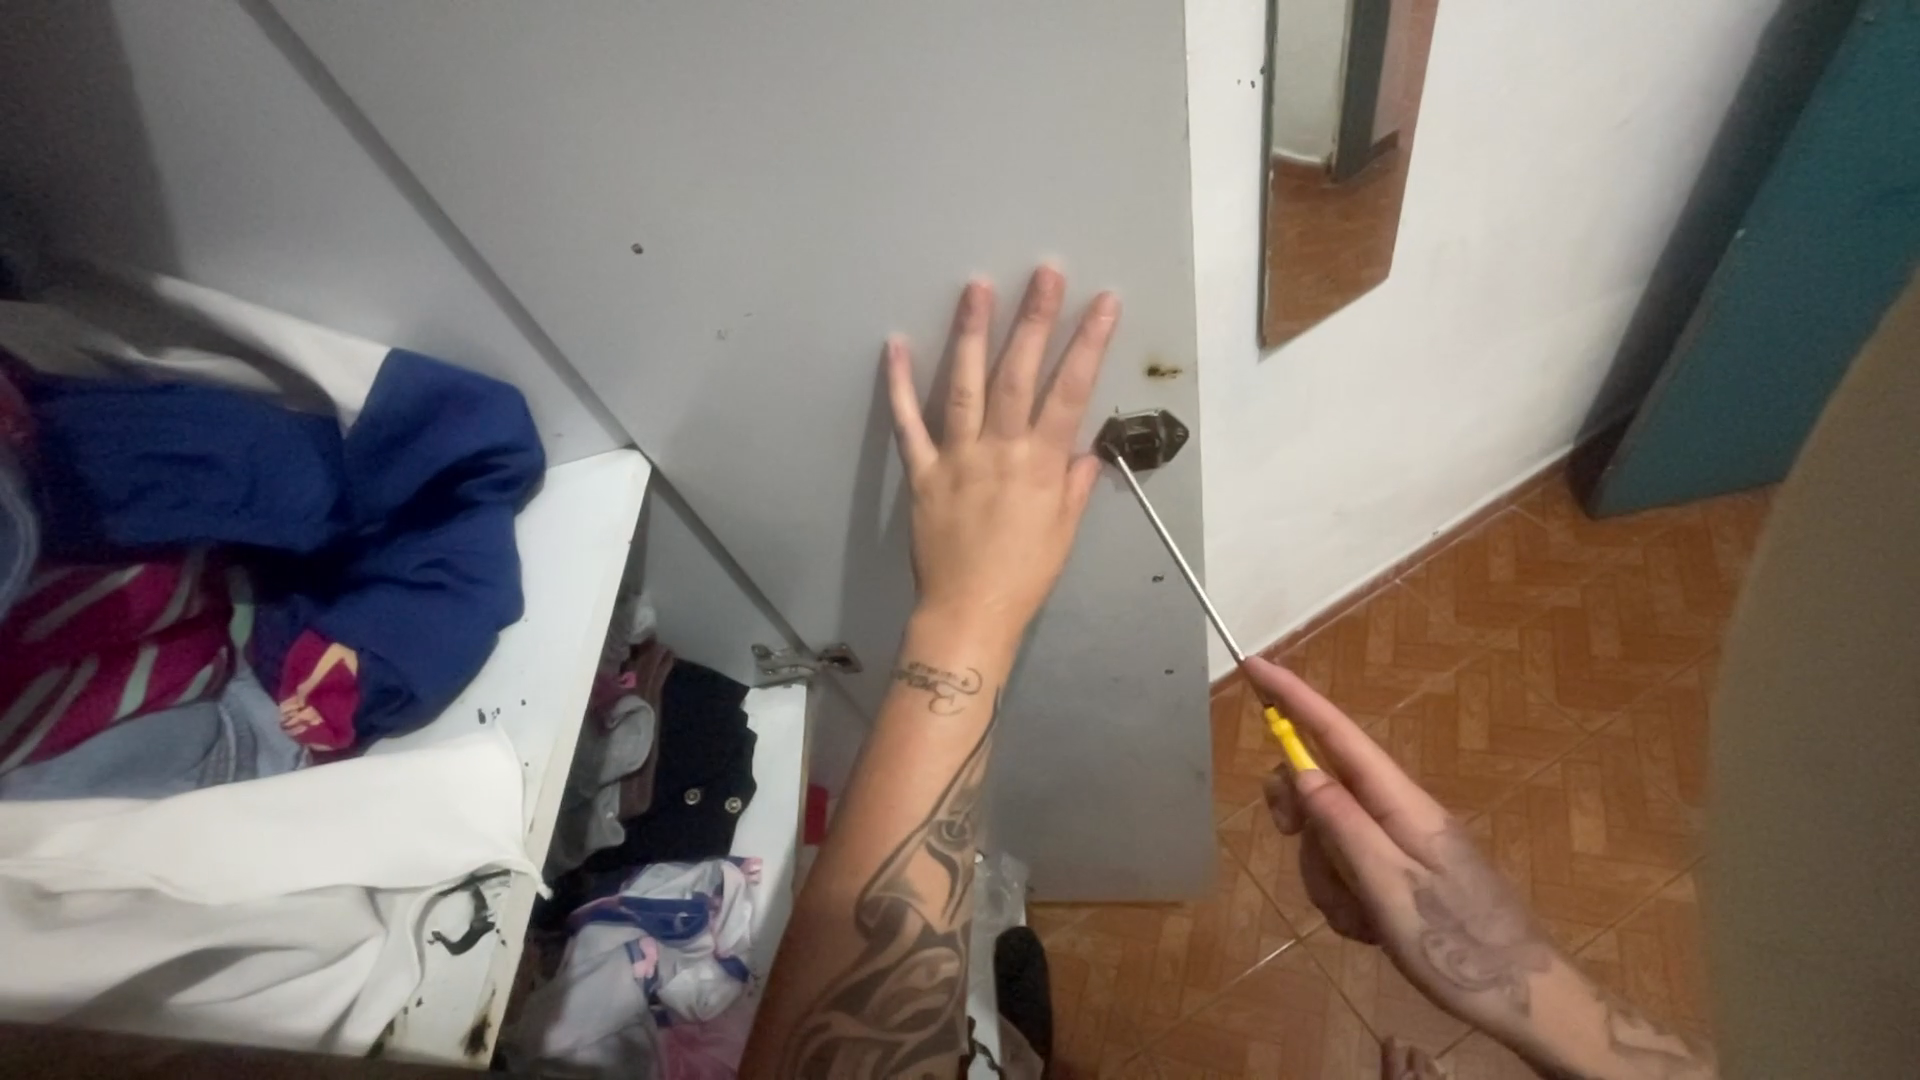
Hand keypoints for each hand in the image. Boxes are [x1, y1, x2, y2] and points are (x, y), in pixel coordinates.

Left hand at [885, 267, 1117, 643]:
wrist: (969, 612)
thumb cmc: (1024, 576)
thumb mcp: (1064, 534)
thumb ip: (1075, 487)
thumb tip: (1089, 450)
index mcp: (1041, 466)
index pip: (1071, 393)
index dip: (1089, 344)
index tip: (1103, 302)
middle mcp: (1000, 451)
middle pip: (1020, 376)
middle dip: (1034, 320)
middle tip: (1043, 271)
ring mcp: (956, 458)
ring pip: (966, 387)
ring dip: (972, 335)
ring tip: (977, 287)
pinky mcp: (921, 473)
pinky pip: (907, 424)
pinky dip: (899, 385)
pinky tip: (894, 345)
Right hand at [1250, 657, 1715, 1078]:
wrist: (1527, 1004)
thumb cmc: (1460, 945)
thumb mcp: (1388, 885)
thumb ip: (1341, 825)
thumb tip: (1299, 771)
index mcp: (1399, 801)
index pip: (1335, 733)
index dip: (1292, 697)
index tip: (1253, 664)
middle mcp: (1395, 810)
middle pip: (1321, 781)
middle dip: (1296, 809)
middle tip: (1284, 835)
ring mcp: (1395, 841)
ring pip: (1326, 830)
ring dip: (1323, 872)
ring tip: (1357, 915)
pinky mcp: (1395, 870)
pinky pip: (1342, 864)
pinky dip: (1340, 893)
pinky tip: (1367, 925)